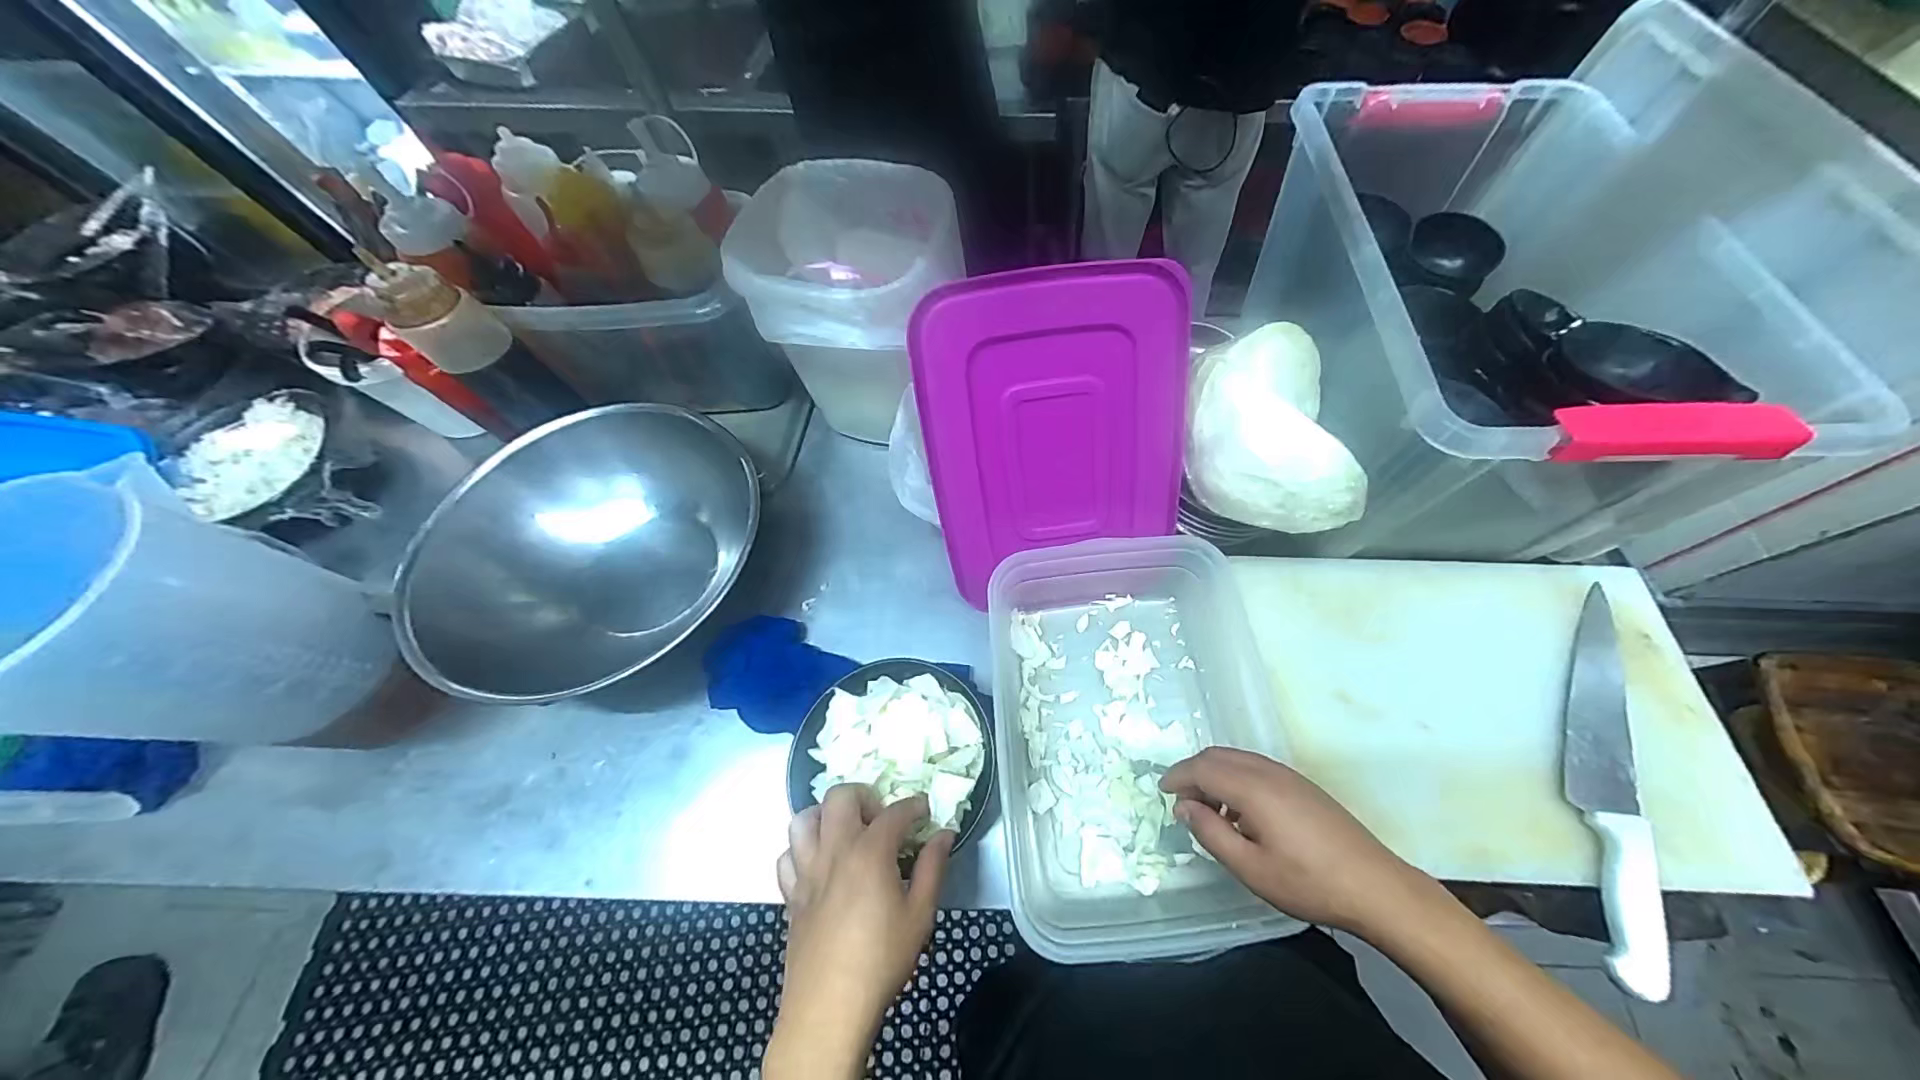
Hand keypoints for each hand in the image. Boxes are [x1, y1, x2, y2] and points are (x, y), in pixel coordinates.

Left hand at [766, 784, 952, 1078]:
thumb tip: (944, 834)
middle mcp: (834, 850)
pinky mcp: (790, 894)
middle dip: (864, 795)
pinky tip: (819, 864)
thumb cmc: (881, 960)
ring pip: (804, 818)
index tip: (925, 810)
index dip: (913, 806)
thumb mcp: (920, 915)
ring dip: (825, 816)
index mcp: (869, 851)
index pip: (894, 812)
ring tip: (845, 833)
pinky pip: (788, 855)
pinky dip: (801, 850)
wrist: (828, 1007)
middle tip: (880, 818)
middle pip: (840, 797)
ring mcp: (806, 870)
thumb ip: (933, 867)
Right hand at [1160, 747, 1434, 934]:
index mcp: (1253, 787)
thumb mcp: (1250, 867)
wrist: (1378, 889)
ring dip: (1214, 775)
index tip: (1162, 793)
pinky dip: (1235, 779)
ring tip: (1209, 811)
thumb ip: (1210, 832)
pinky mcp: (1304, 786)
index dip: (1177, 777)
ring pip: (1237, 759)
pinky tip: (1241, 813)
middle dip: (1193, 773)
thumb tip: (1183, 807)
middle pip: (1218, 756)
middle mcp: (1269, 771)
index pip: (1202, 768)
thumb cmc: (1309, 883)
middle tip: (1182, 803)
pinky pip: (1256, 768)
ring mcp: (1290, 776)